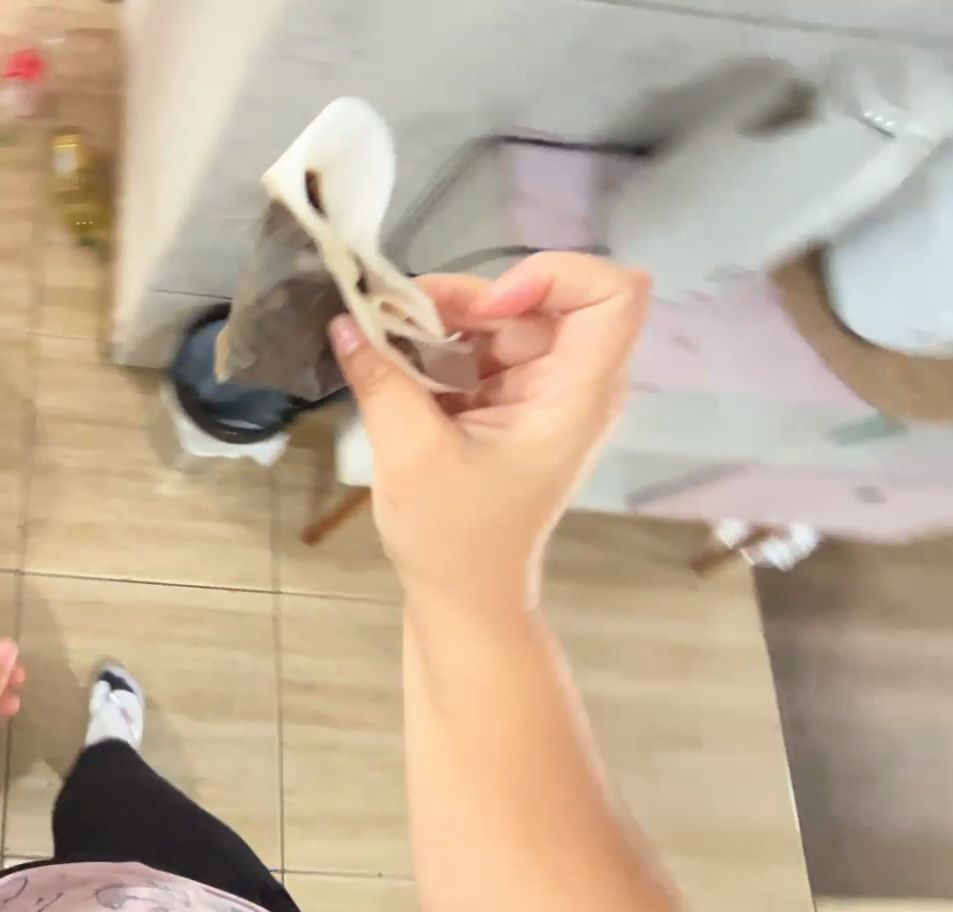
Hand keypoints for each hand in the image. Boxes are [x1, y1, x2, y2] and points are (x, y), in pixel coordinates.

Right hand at [332, 252, 650, 611]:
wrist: (461, 592)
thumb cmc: (451, 533)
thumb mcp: (409, 453)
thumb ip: (381, 382)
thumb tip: (343, 323)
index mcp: (575, 395)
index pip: (610, 294)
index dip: (550, 276)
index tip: (479, 310)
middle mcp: (568, 386)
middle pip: (539, 304)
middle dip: (466, 301)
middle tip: (393, 317)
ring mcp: (536, 398)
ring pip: (501, 328)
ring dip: (441, 327)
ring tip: (381, 340)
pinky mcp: (504, 412)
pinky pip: (477, 360)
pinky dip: (435, 355)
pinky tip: (392, 368)